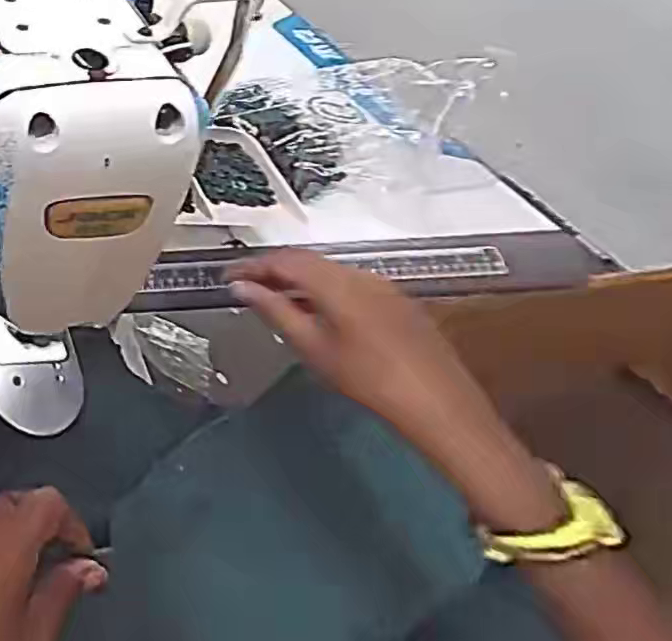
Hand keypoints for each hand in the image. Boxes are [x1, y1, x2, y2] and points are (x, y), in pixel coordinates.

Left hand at [0, 488, 106, 640]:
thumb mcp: (34, 630)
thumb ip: (63, 590)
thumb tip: (88, 569)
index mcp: (6, 533)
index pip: (50, 502)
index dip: (74, 526)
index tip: (85, 556)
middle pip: (21, 502)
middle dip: (44, 529)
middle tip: (63, 568)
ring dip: (14, 533)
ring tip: (27, 578)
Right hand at [228, 250, 563, 531]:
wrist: (444, 411)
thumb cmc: (369, 379)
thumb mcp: (312, 346)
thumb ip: (274, 310)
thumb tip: (242, 287)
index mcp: (336, 282)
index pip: (282, 260)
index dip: (251, 266)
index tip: (228, 278)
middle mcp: (360, 274)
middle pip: (306, 260)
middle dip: (272, 269)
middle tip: (246, 285)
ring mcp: (383, 286)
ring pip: (328, 270)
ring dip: (297, 278)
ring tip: (274, 298)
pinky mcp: (398, 301)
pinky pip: (348, 282)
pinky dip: (321, 288)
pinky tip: (314, 310)